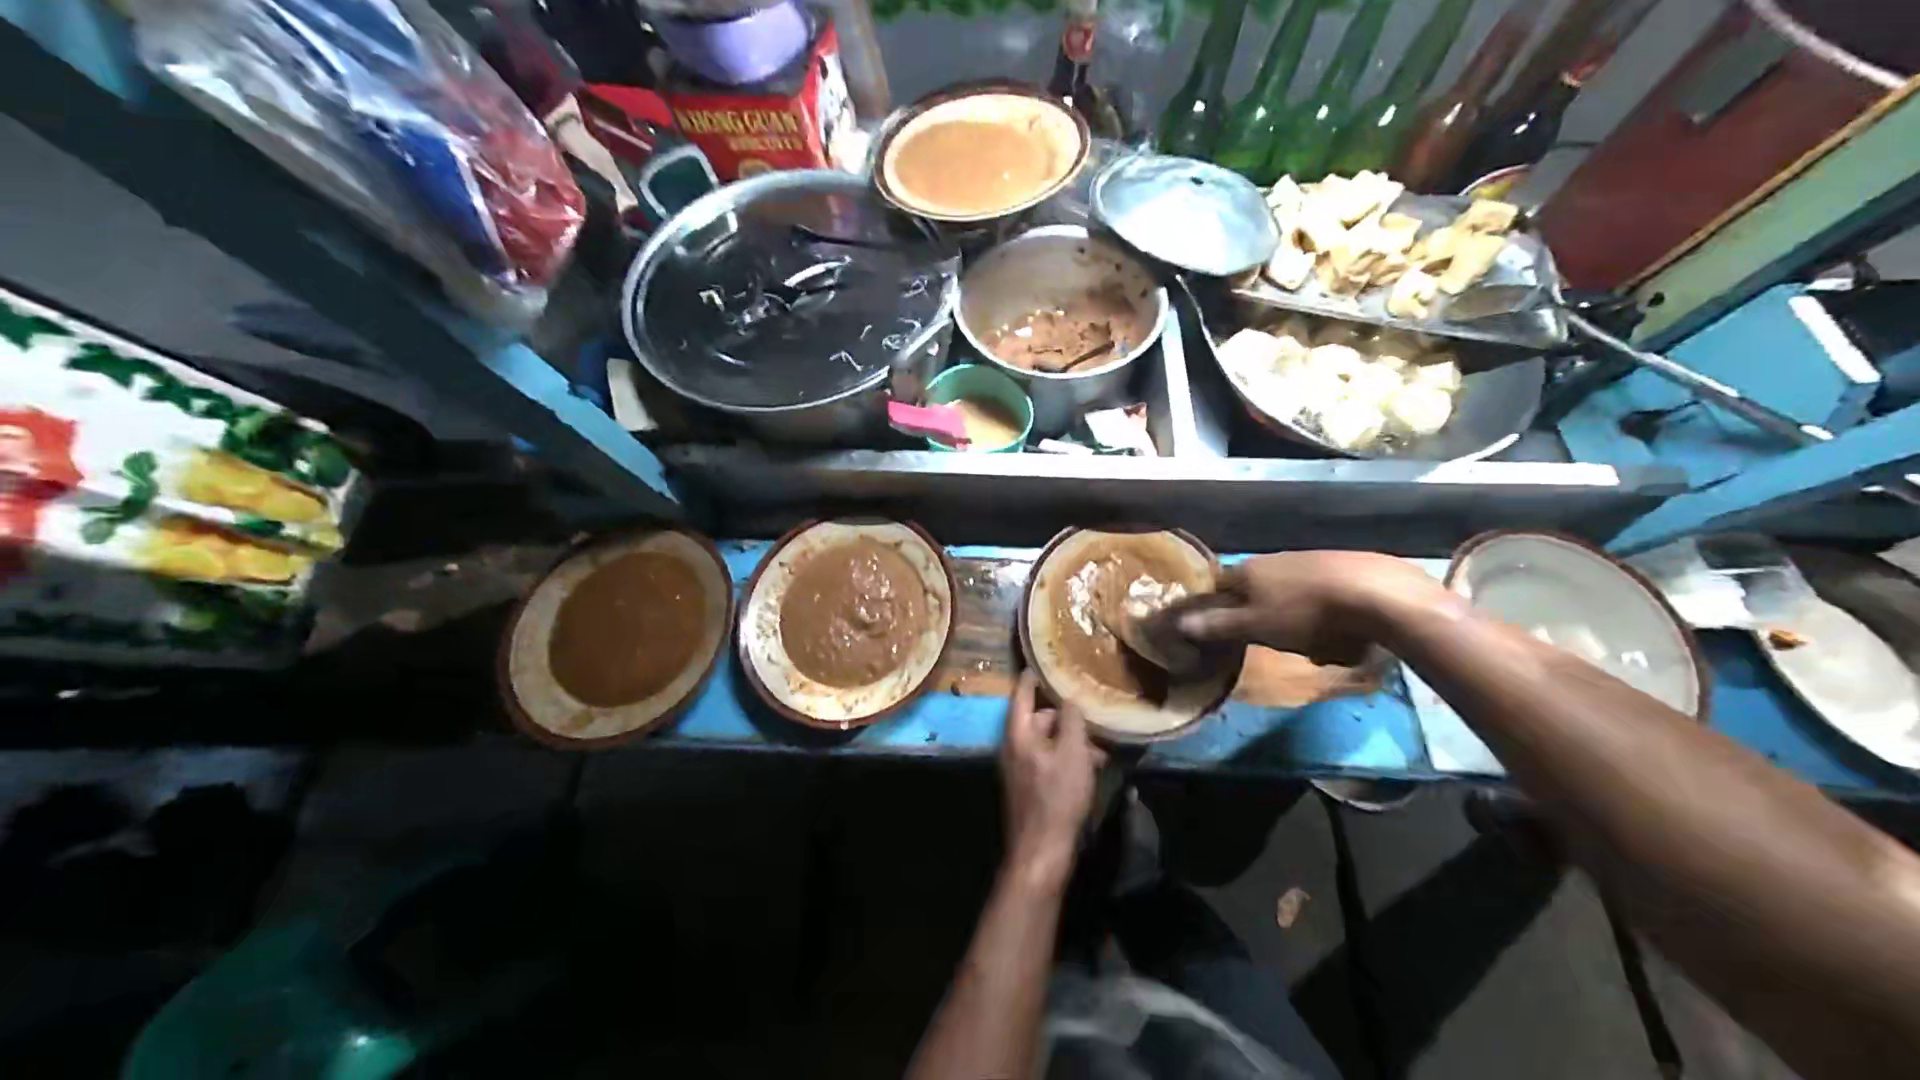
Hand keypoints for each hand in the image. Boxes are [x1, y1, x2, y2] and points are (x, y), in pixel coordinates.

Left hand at [1000, 670, 1104, 887]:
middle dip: (1065, 717)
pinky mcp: (1030, 786)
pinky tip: (1091, 769)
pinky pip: (1049, 760)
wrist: (1042, 850)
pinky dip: (1067, 758)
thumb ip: (1071, 720)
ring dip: (1072, 741)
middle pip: (1038, 719)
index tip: (1040, 662)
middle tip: (1092, 715)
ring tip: (1101, 750)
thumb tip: (1070, 698)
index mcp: (1018, 734)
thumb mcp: (1072, 753)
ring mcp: (1020, 768)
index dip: (1032, 677)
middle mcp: (1014, 747)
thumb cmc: (1057, 797)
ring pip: (1047, 742)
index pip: (1023, 694)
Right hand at [1175, 551, 1446, 663]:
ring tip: (1314, 642)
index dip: (1217, 606)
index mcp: (1248, 570)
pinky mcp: (1346, 564)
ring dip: (1296, 614)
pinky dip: (1325, 608)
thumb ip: (1218, 625)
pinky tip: (1342, 627)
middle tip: (1272, 641)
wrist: (1379, 596)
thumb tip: (1178, 623)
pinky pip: (1323, 589)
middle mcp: (1275, 558)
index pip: (1219, 585)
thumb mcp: (1256, 627)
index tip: (1221, 628)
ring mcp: (1312, 558)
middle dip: (1262, 614)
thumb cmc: (1306, 615)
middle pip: (1256, 588)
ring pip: (1290, 590)